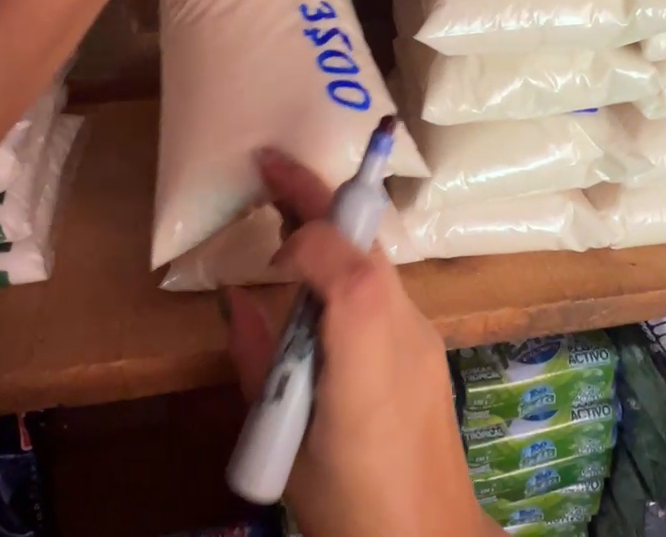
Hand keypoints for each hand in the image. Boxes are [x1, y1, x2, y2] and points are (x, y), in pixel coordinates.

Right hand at [225, 152, 500, 536]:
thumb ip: (259, 363)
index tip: (267, 255)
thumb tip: (238, 302)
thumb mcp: (286, 443)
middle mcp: (404, 323)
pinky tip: (319, 276)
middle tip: (270, 163)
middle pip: (364, 238)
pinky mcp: (427, 341)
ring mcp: (422, 329)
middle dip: (317, 193)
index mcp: (366, 352)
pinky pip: (384, 283)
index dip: (305, 239)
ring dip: (333, 223)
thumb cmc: (352, 503)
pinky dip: (349, 260)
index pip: (343, 263)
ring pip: (375, 254)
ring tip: (286, 205)